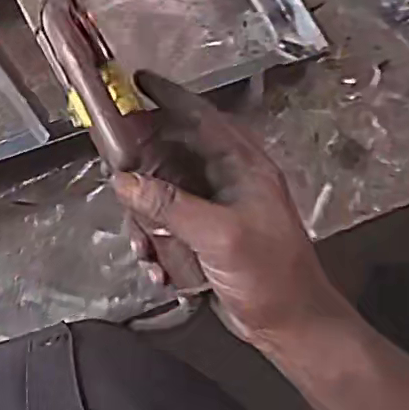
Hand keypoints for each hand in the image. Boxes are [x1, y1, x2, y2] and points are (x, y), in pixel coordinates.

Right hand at [111, 71, 348, 344]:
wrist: (291, 327)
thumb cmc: (269, 274)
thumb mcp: (219, 235)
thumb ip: (170, 205)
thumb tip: (122, 181)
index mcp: (241, 166)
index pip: (201, 118)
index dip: (169, 97)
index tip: (136, 82)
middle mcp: (224, 179)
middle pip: (170, 154)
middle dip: (141, 169)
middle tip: (117, 175)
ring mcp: (212, 208)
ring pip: (160, 193)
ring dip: (143, 220)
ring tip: (142, 248)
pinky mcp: (200, 235)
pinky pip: (163, 225)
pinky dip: (153, 243)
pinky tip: (156, 270)